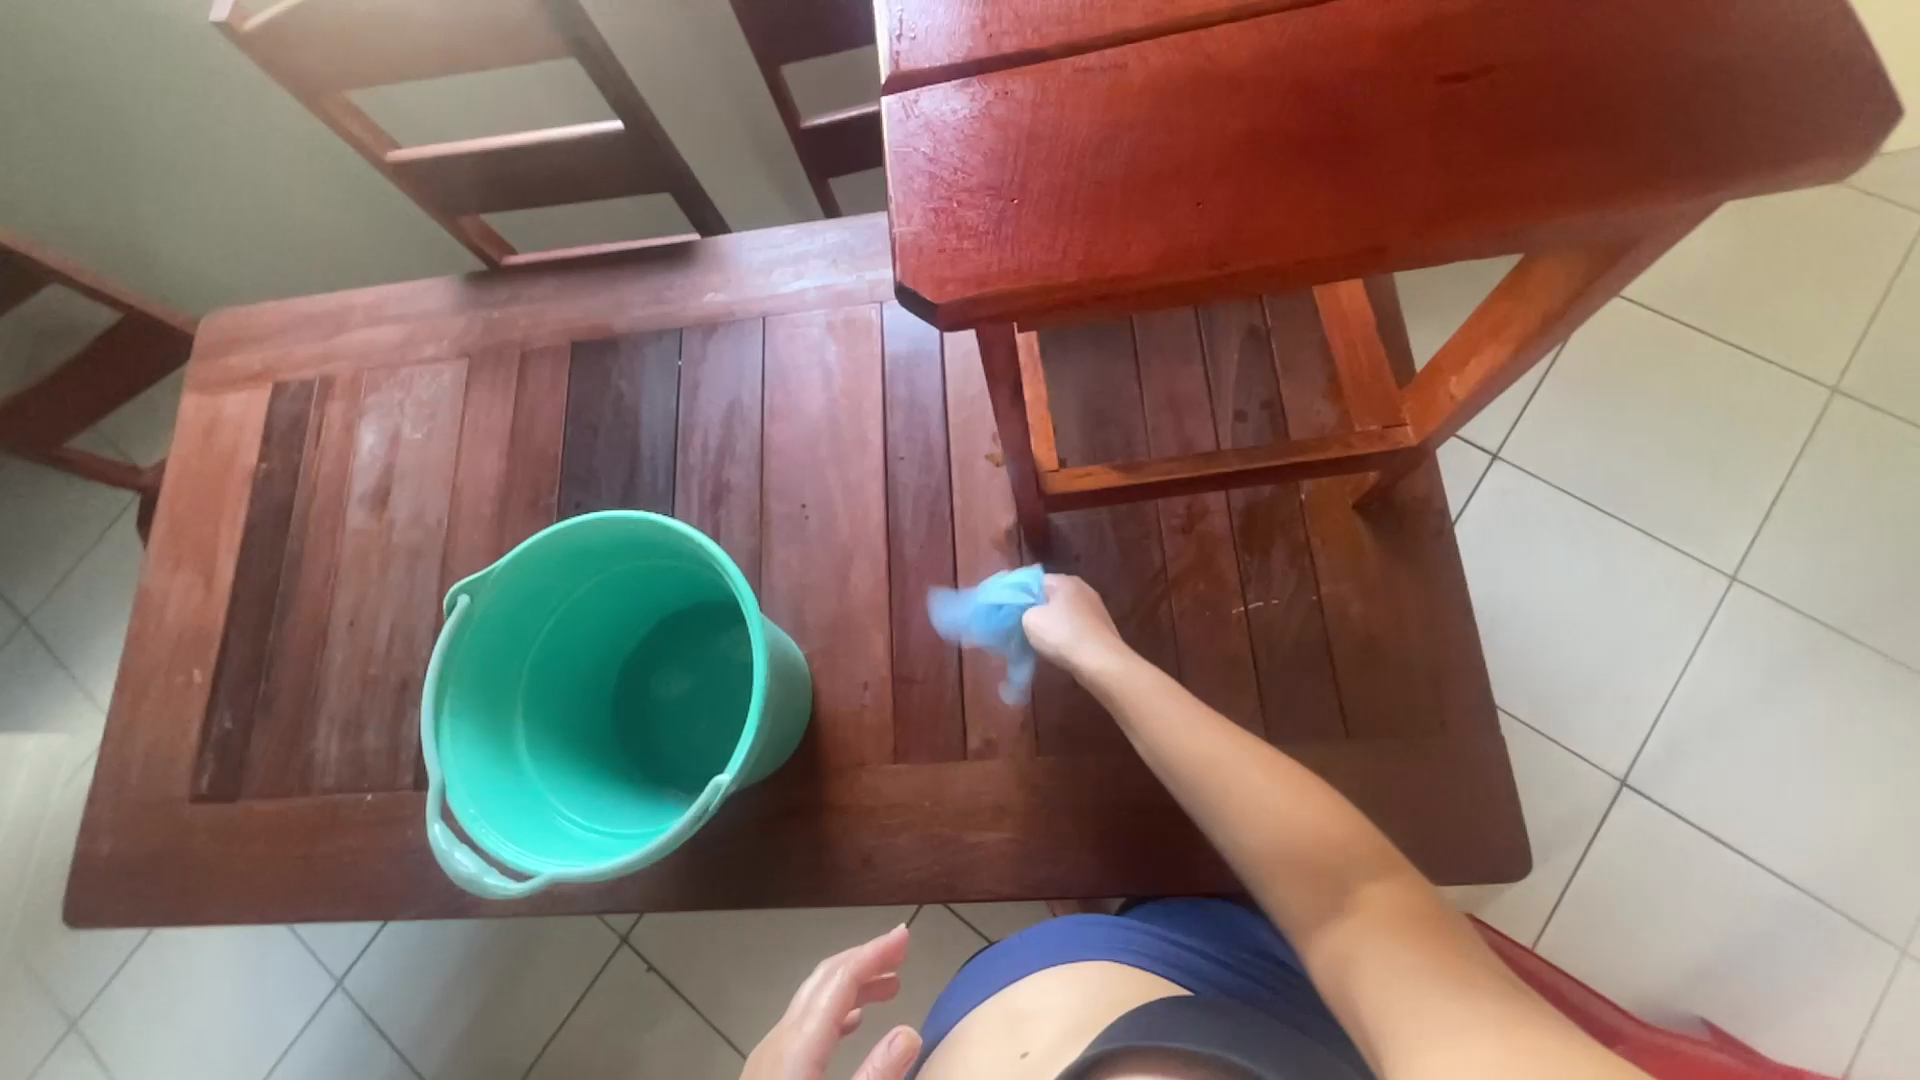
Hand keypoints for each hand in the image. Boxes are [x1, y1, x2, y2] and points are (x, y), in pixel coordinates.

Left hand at [741, 924, 922, 1079]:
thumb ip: (877, 1077)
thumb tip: (909, 1031)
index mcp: (797, 1048)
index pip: (840, 979)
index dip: (874, 953)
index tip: (905, 937)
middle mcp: (778, 1042)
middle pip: (824, 981)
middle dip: (864, 960)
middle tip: (903, 953)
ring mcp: (767, 1058)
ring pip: (813, 1001)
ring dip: (852, 985)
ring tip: (891, 987)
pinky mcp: (765, 1076)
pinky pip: (804, 1024)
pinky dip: (834, 1010)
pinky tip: (852, 1024)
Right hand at [1022, 574, 1129, 677]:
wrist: (1101, 662)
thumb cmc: (1063, 635)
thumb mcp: (1029, 619)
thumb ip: (1023, 610)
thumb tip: (1028, 612)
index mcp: (1065, 580)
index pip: (1034, 581)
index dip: (1020, 595)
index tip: (1009, 611)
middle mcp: (1083, 588)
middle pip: (1050, 596)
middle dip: (1037, 609)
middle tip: (1021, 625)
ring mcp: (1095, 608)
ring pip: (1064, 612)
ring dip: (1052, 623)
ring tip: (1039, 639)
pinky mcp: (1101, 627)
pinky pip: (1076, 626)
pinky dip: (1066, 634)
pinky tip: (1059, 647)